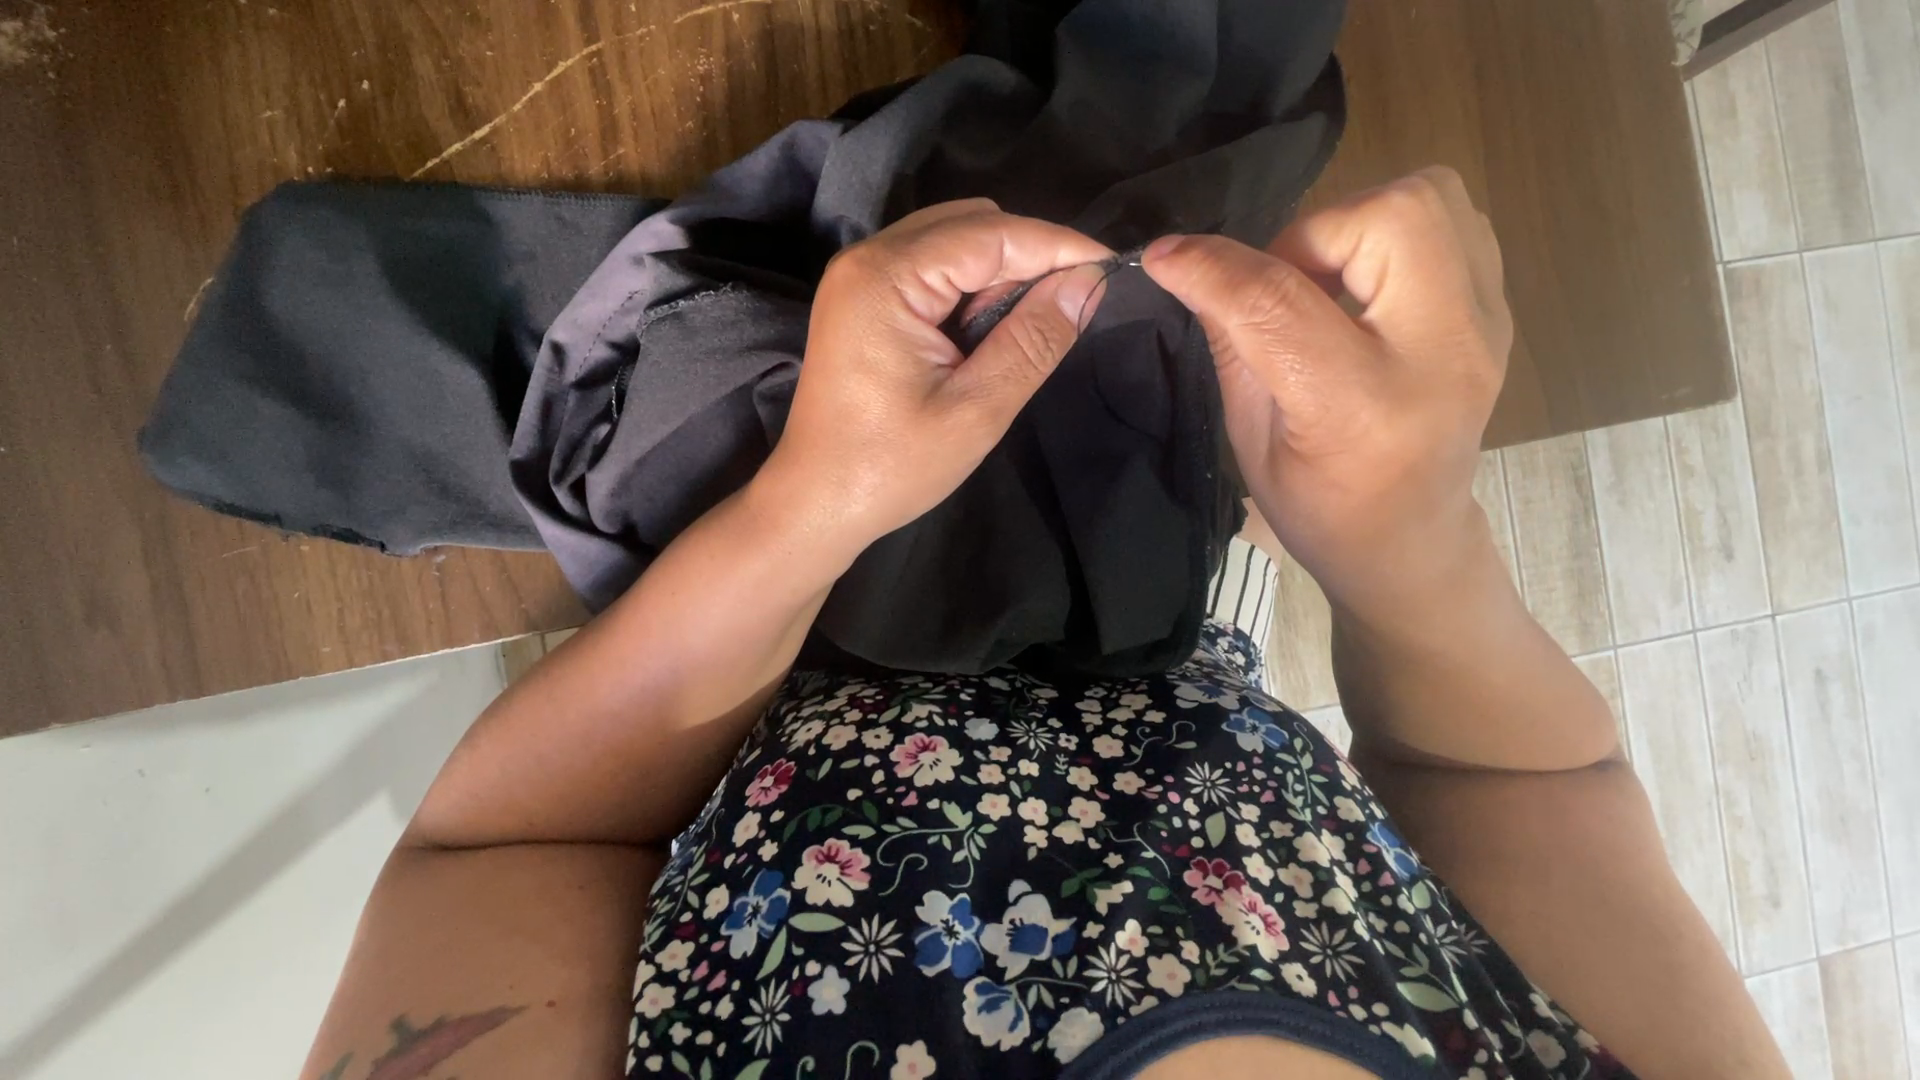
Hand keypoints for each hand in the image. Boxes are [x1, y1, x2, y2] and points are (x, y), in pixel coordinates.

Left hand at [757, 199, 1111, 558]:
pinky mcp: (861, 301)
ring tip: (1023, 329)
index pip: (991, 234)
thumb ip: (1034, 341)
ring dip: (998, 274)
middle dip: (1027, 257)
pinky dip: (968, 289)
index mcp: (887, 278)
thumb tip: (1088, 283)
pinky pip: (929, 269)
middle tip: (1064, 310)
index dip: (1057, 245)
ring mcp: (858, 278)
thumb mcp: (976, 410)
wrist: (817, 502)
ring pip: (951, 242)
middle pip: (969, 225)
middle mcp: (866, 259)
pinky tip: (983, 333)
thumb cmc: (892, 466)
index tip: (1112, 266)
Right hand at [1142, 167, 1512, 622]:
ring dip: (1354, 226)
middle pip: (1391, 216)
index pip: (1279, 303)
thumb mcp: (1250, 441)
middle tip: (1282, 283)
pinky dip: (1391, 235)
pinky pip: (1451, 221)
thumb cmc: (1317, 507)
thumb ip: (1229, 344)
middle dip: (1311, 231)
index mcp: (1358, 407)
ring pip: (1428, 199)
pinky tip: (1362, 290)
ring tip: (1325, 285)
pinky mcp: (1498, 311)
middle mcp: (1439, 354)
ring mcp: (1485, 326)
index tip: (1165, 255)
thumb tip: (1189, 263)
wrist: (1409, 539)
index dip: (1213, 268)